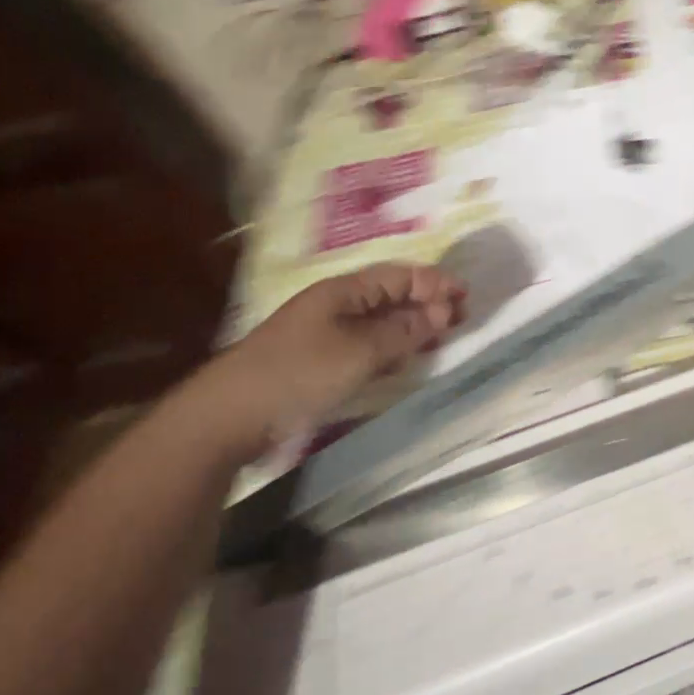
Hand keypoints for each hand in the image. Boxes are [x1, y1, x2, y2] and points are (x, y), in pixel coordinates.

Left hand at [183, 264, 466, 460]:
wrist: (226, 419)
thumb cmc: (297, 374)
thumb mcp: (360, 352)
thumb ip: (405, 331)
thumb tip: (443, 311)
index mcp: (343, 291)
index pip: (400, 275)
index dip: (435, 282)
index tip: (467, 298)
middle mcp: (335, 305)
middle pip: (391, 295)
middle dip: (428, 304)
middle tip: (461, 320)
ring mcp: (324, 334)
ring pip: (380, 322)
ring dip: (411, 328)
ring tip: (440, 341)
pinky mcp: (317, 362)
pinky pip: (366, 346)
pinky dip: (390, 349)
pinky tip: (403, 363)